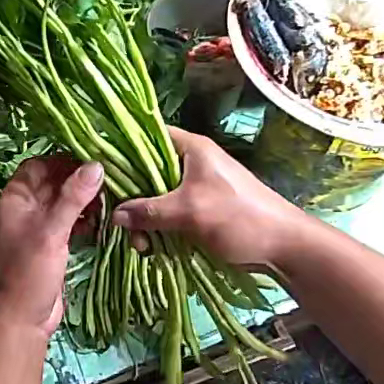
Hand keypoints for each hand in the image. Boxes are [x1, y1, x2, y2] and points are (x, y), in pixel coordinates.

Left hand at [0, 156, 104, 333]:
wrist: (22, 319)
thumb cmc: (29, 271)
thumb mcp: (51, 231)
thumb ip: (73, 197)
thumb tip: (97, 165)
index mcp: (15, 199)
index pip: (39, 165)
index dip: (64, 160)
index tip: (94, 159)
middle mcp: (25, 209)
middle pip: (54, 183)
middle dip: (79, 181)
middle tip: (110, 179)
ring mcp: (38, 227)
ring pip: (64, 203)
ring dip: (85, 201)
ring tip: (110, 200)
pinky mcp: (52, 244)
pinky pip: (69, 222)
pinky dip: (84, 219)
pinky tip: (102, 222)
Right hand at [112, 127, 316, 272]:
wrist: (283, 246)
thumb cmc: (239, 217)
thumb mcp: (189, 211)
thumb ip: (149, 211)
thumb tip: (113, 215)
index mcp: (191, 149)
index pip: (147, 135)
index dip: (122, 148)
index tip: (100, 169)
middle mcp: (190, 163)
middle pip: (146, 171)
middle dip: (131, 198)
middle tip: (120, 223)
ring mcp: (195, 187)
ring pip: (155, 197)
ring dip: (143, 220)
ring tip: (142, 245)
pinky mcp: (199, 210)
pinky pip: (167, 215)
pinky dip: (157, 229)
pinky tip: (151, 248)